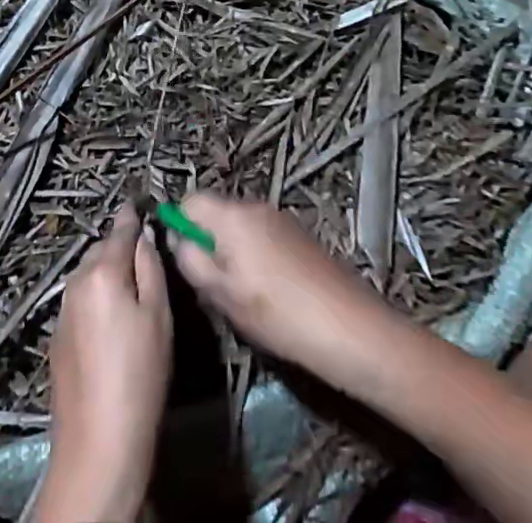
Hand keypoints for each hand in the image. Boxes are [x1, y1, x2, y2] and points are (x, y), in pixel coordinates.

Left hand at [39, 205, 171, 522]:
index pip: (119, 230)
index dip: (132, 217)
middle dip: (120, 247)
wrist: (98, 438)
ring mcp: (62, 308)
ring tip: (133, 287)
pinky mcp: (57, 333)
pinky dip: (97, 296)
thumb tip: (143, 236)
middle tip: (146, 254)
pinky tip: (112, 320)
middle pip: (101, 250)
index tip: (139, 203)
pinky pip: (81, 299)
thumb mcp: (159, 316)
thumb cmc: (140, 373)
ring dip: (108, 271)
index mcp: (101, 271)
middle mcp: (74, 281)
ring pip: (89, 274)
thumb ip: (150, 268)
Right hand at [167, 192, 393, 378]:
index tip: (186, 260)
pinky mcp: (302, 238)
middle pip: (215, 214)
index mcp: (233, 215)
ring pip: (239, 229)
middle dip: (207, 242)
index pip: (189, 200)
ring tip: (242, 295)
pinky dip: (256, 258)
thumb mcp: (221, 293)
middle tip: (213, 285)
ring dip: (232, 253)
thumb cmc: (278, 313)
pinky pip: (262, 239)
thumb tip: (177, 239)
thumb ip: (190, 260)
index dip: (179, 225)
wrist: (354, 331)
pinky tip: (270, 295)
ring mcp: (283, 221)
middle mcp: (257, 208)